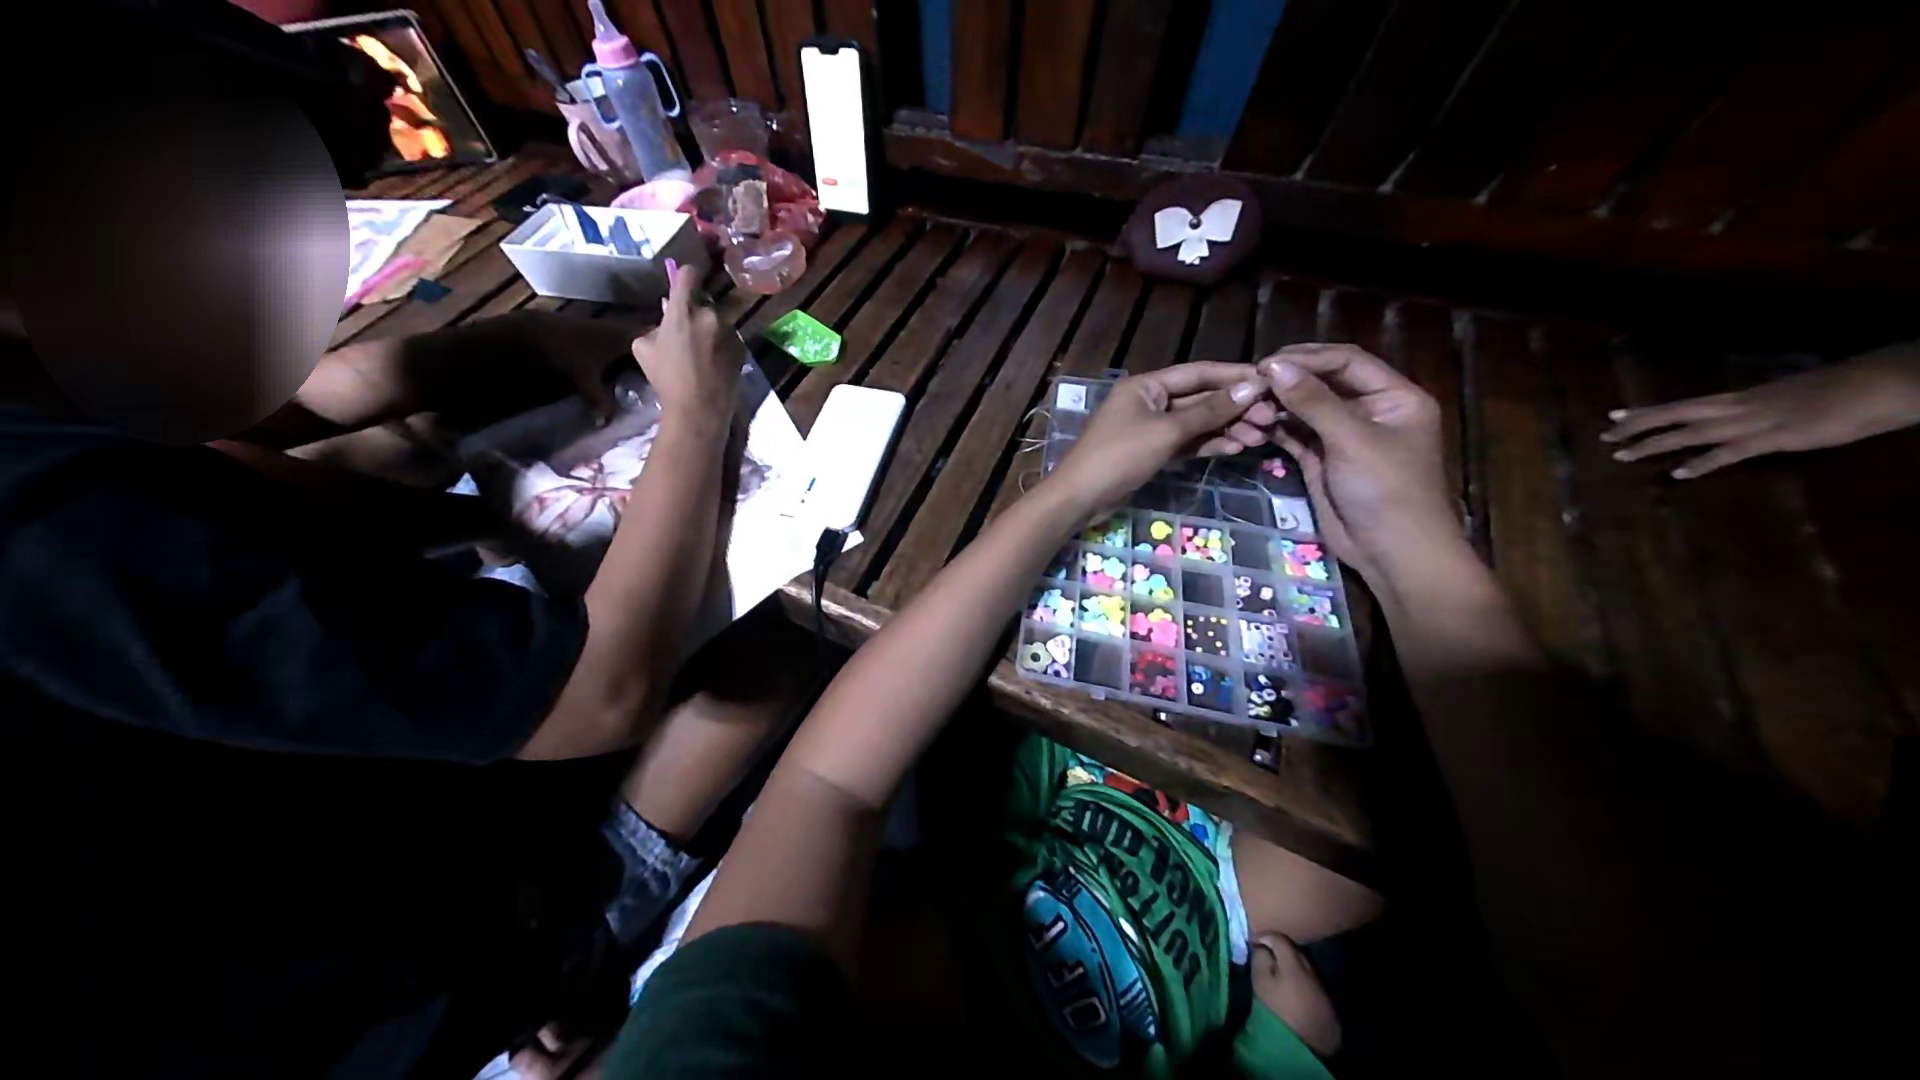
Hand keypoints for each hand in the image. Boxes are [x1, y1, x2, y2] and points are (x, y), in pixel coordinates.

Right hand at [629, 265, 732, 426]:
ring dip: (710, 328)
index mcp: (682, 310)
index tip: (683, 282)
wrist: (700, 408)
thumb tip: (665, 316)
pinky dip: (722, 344)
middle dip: (696, 309)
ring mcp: (730, 331)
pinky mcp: (742, 348)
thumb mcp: (644, 348)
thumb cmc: (667, 378)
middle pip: (704, 300)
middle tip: (688, 328)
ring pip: (718, 320)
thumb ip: (655, 324)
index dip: (685, 275)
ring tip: (702, 351)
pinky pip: (730, 337)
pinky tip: (714, 362)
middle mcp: (710, 314)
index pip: (688, 273)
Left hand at [1047, 362, 1272, 512]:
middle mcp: (1149, 401)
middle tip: (1271, 419)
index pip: (1198, 373)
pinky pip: (1186, 442)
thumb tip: (1252, 386)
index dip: (1234, 376)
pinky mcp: (1152, 452)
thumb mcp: (1166, 432)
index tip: (1271, 382)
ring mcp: (1151, 428)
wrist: (1081, 498)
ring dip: (1227, 428)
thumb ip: (1209, 411)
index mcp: (1146, 385)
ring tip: (1260, 437)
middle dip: (1236, 407)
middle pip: (1200, 398)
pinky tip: (1235, 447)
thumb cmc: (1119, 456)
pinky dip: (1209, 444)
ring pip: (1196, 422)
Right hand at [1254, 344, 1461, 583]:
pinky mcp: (1323, 459)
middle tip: (1250, 382)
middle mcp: (1370, 410)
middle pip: (1324, 382)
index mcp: (1394, 396)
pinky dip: (1276, 428)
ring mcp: (1344, 436)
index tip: (1266, 364)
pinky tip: (1254, 424)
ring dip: (1278, 405)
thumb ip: (1313, 401)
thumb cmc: (1387, 490)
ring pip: (1306, 408)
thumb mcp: (1352, 439)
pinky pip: (1296, 434)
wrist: (1393, 552)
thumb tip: (1274, 366)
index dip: (1307, 358)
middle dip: (1289, 380)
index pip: (1347, 362)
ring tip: (1248, 405)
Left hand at [1601, 343, 1919, 477]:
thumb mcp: (1792, 395)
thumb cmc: (1850, 386)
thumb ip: (1764, 407)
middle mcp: (1741, 406)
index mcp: (1744, 396)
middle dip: (1638, 425)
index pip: (1684, 403)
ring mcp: (1756, 422)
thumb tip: (1748, 416)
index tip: (1614, 413)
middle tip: (1604, 433)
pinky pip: (1732, 453)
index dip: (1649, 410)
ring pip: (1691, 433)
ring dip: (1655, 445)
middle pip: (1676, 414)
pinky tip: (1678, 474)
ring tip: (1620, 455)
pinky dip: (1704, 463)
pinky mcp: (1778, 437)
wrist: (1892, 380)